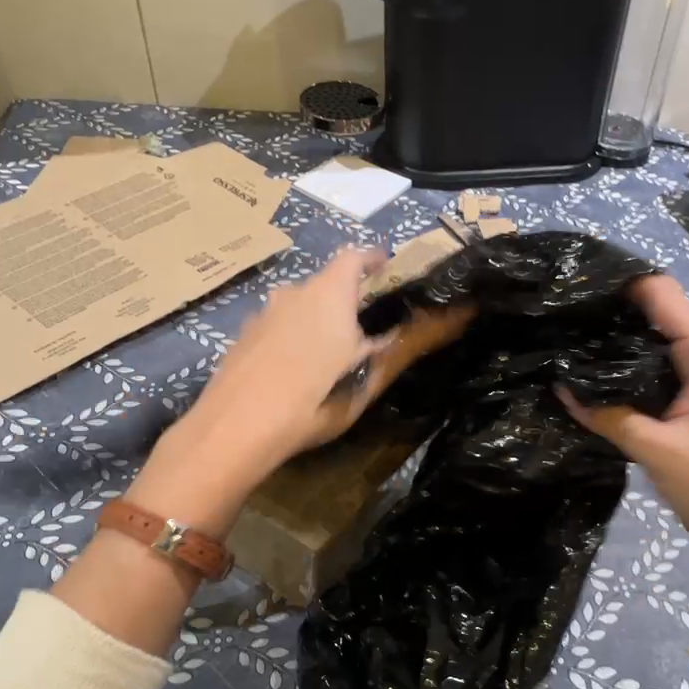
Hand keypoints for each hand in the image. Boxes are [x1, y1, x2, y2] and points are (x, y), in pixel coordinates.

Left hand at [127, 248, 470, 531]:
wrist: (231, 432)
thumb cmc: (311, 402)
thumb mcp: (367, 380)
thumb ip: (407, 346)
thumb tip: (457, 316)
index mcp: (328, 294)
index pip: (356, 256)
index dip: (375, 259)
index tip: (391, 271)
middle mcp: (293, 293)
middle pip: (328, 283)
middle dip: (351, 300)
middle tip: (371, 331)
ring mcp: (263, 314)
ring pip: (301, 306)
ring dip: (321, 321)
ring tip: (336, 357)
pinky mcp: (243, 338)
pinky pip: (280, 326)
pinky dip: (296, 337)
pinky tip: (299, 373)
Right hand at [560, 276, 688, 562]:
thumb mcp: (657, 452)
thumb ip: (609, 416)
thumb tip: (560, 387)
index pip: (661, 294)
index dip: (622, 283)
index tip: (576, 287)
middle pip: (655, 313)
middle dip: (611, 311)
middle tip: (560, 316)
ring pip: (651, 343)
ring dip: (616, 341)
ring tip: (566, 341)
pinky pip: (653, 370)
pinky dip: (625, 369)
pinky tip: (591, 377)